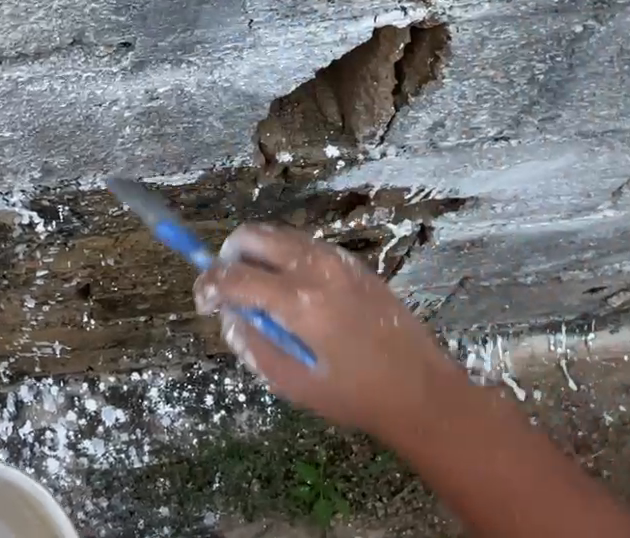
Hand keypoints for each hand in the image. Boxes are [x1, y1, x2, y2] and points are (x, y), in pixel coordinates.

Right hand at [194, 224, 468, 440]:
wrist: (425, 393)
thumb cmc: (355, 396)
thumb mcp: (292, 382)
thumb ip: (251, 343)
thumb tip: (230, 314)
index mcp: (298, 302)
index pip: (232, 276)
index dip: (208, 285)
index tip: (204, 302)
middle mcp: (315, 269)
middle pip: (251, 236)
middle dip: (229, 256)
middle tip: (230, 286)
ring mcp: (336, 260)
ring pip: (277, 234)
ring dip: (257, 254)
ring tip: (261, 289)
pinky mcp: (352, 262)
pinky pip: (304, 245)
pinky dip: (285, 257)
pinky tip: (294, 290)